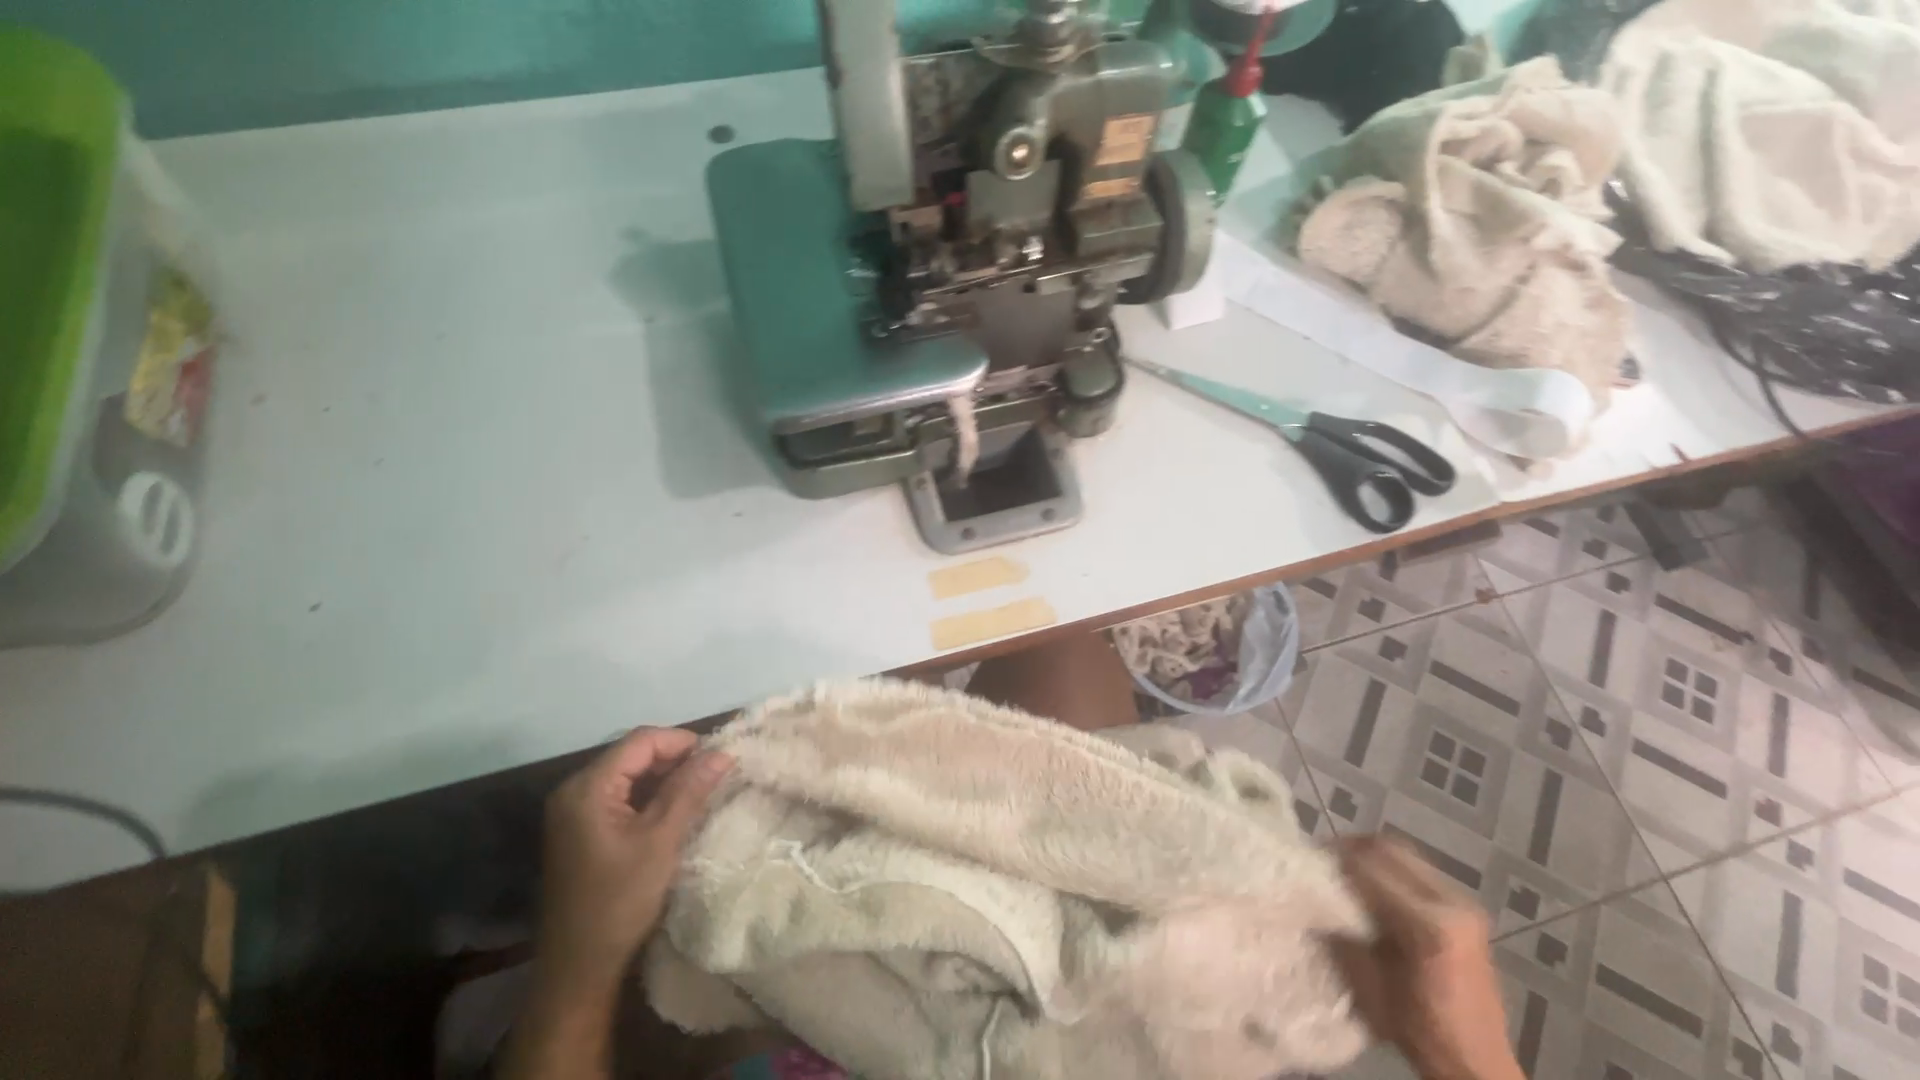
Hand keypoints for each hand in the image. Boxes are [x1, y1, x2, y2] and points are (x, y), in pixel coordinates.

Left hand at [534, 727, 734, 989]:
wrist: (577, 969)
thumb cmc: (619, 902)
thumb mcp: (660, 842)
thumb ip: (689, 791)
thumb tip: (723, 752)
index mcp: (587, 788)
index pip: (640, 741)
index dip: (682, 741)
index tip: (720, 757)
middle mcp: (574, 792)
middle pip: (631, 755)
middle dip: (675, 758)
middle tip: (715, 774)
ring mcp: (574, 813)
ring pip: (628, 776)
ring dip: (665, 778)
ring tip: (702, 791)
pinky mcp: (581, 833)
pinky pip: (620, 799)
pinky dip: (649, 798)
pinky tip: (675, 812)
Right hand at [1331, 836, 1521, 1079]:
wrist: (1478, 1062)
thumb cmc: (1420, 1030)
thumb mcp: (1370, 987)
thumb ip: (1344, 936)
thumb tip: (1316, 900)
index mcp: (1429, 924)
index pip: (1369, 867)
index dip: (1334, 859)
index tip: (1307, 861)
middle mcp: (1452, 902)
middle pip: (1391, 849)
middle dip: (1351, 849)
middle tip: (1322, 860)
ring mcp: (1464, 903)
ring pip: (1406, 854)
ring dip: (1372, 857)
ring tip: (1343, 871)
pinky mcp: (1467, 909)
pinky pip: (1419, 871)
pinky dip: (1391, 869)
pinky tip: (1372, 888)